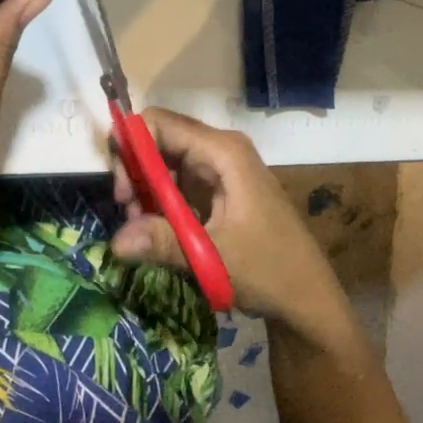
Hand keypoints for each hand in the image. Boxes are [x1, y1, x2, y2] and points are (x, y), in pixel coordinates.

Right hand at [111, 108, 347, 325]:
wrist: (307, 299)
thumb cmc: (270, 270)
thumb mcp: (214, 257)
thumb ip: (164, 242)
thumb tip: (115, 242)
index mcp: (224, 152)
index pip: (159, 123)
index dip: (131, 147)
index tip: (122, 191)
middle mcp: (220, 151)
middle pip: (158, 140)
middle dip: (134, 171)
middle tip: (126, 212)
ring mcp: (220, 170)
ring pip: (164, 163)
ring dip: (144, 189)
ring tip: (139, 225)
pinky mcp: (218, 191)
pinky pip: (177, 182)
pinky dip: (159, 201)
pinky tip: (154, 228)